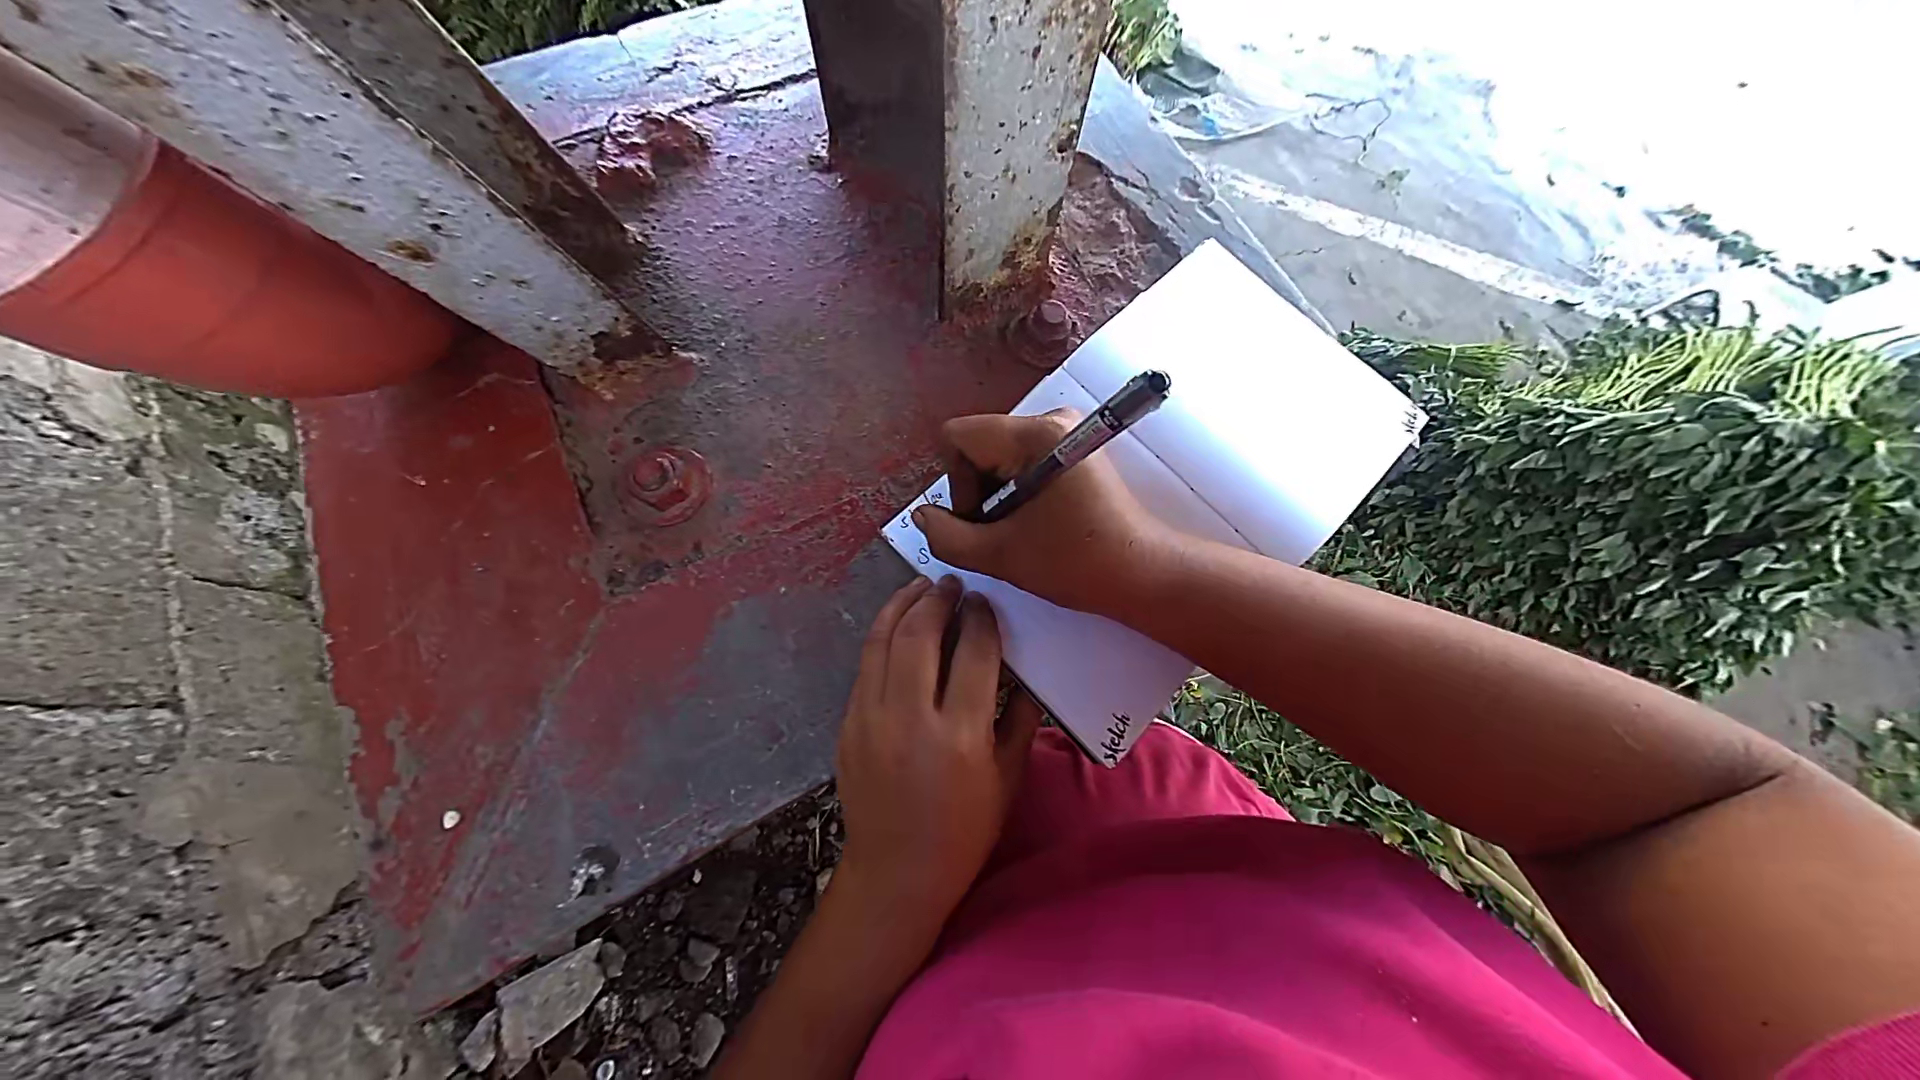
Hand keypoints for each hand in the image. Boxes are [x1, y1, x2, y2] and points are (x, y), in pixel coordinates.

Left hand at [834, 576, 1042, 919]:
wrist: (895, 872)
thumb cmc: (963, 830)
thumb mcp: (1007, 779)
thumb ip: (1021, 719)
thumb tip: (1026, 669)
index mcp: (961, 735)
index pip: (975, 653)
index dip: (982, 618)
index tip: (985, 601)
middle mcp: (911, 719)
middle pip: (920, 634)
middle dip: (939, 598)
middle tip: (952, 583)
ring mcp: (870, 719)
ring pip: (883, 640)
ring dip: (902, 605)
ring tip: (920, 586)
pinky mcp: (847, 724)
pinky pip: (866, 665)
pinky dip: (883, 635)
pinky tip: (896, 625)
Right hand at [912, 410, 1176, 616]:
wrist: (1142, 573)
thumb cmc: (1076, 563)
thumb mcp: (1001, 555)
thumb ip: (947, 535)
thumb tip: (923, 516)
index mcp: (1035, 435)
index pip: (958, 437)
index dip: (957, 483)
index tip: (983, 518)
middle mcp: (1051, 419)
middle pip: (978, 445)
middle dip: (977, 491)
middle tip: (1001, 532)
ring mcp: (1065, 431)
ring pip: (996, 455)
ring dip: (996, 494)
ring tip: (1020, 530)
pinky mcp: (1073, 447)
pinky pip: (1020, 460)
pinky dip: (1015, 491)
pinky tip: (1036, 521)